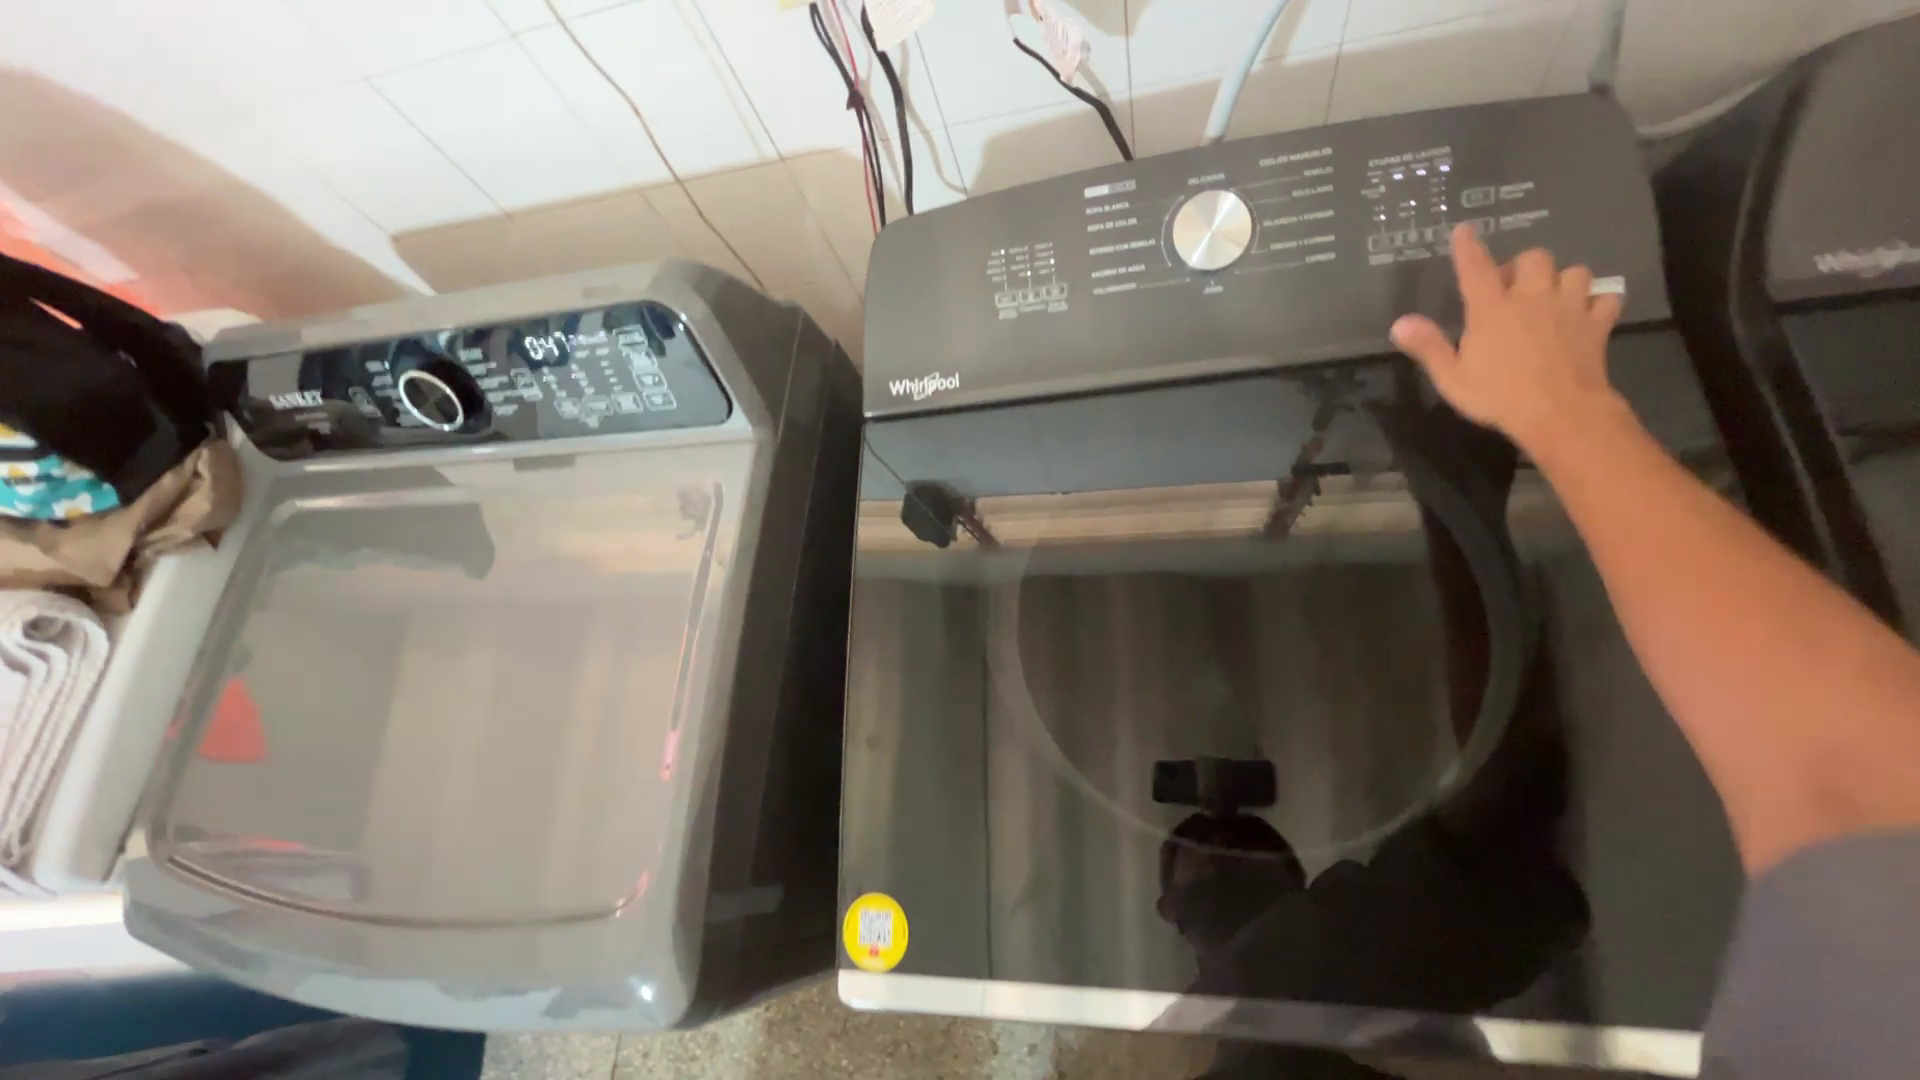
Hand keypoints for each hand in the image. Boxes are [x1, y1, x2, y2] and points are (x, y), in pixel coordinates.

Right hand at [1389, 224, 1627, 453]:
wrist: (1560, 413)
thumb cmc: (1498, 396)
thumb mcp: (1451, 378)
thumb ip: (1428, 346)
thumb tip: (1400, 323)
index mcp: (1492, 310)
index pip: (1477, 268)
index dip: (1468, 248)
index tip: (1464, 230)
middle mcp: (1532, 298)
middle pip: (1534, 258)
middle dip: (1522, 267)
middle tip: (1511, 289)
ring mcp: (1570, 308)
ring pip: (1575, 272)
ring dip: (1561, 281)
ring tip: (1549, 299)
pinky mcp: (1597, 324)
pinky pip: (1605, 298)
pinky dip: (1595, 302)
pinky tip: (1584, 315)